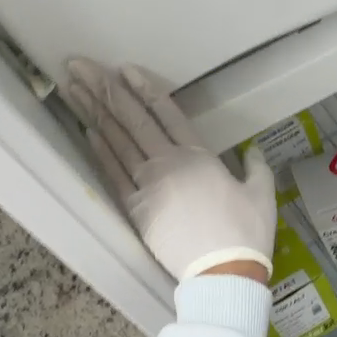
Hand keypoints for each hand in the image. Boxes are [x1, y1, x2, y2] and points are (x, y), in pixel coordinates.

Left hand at [65, 58, 274, 282]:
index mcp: (200, 157)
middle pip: (133, 120)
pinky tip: (88, 131)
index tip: (124, 69)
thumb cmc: (246, 233)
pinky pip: (113, 171)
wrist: (223, 271)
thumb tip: (254, 152)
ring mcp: (147, 184)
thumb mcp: (263, 197)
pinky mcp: (136, 207)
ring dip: (94, 112)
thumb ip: (257, 169)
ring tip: (73, 88)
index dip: (146, 89)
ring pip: (116, 140)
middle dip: (106, 90)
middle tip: (80, 66)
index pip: (168, 114)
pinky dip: (100, 149)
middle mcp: (168, 163)